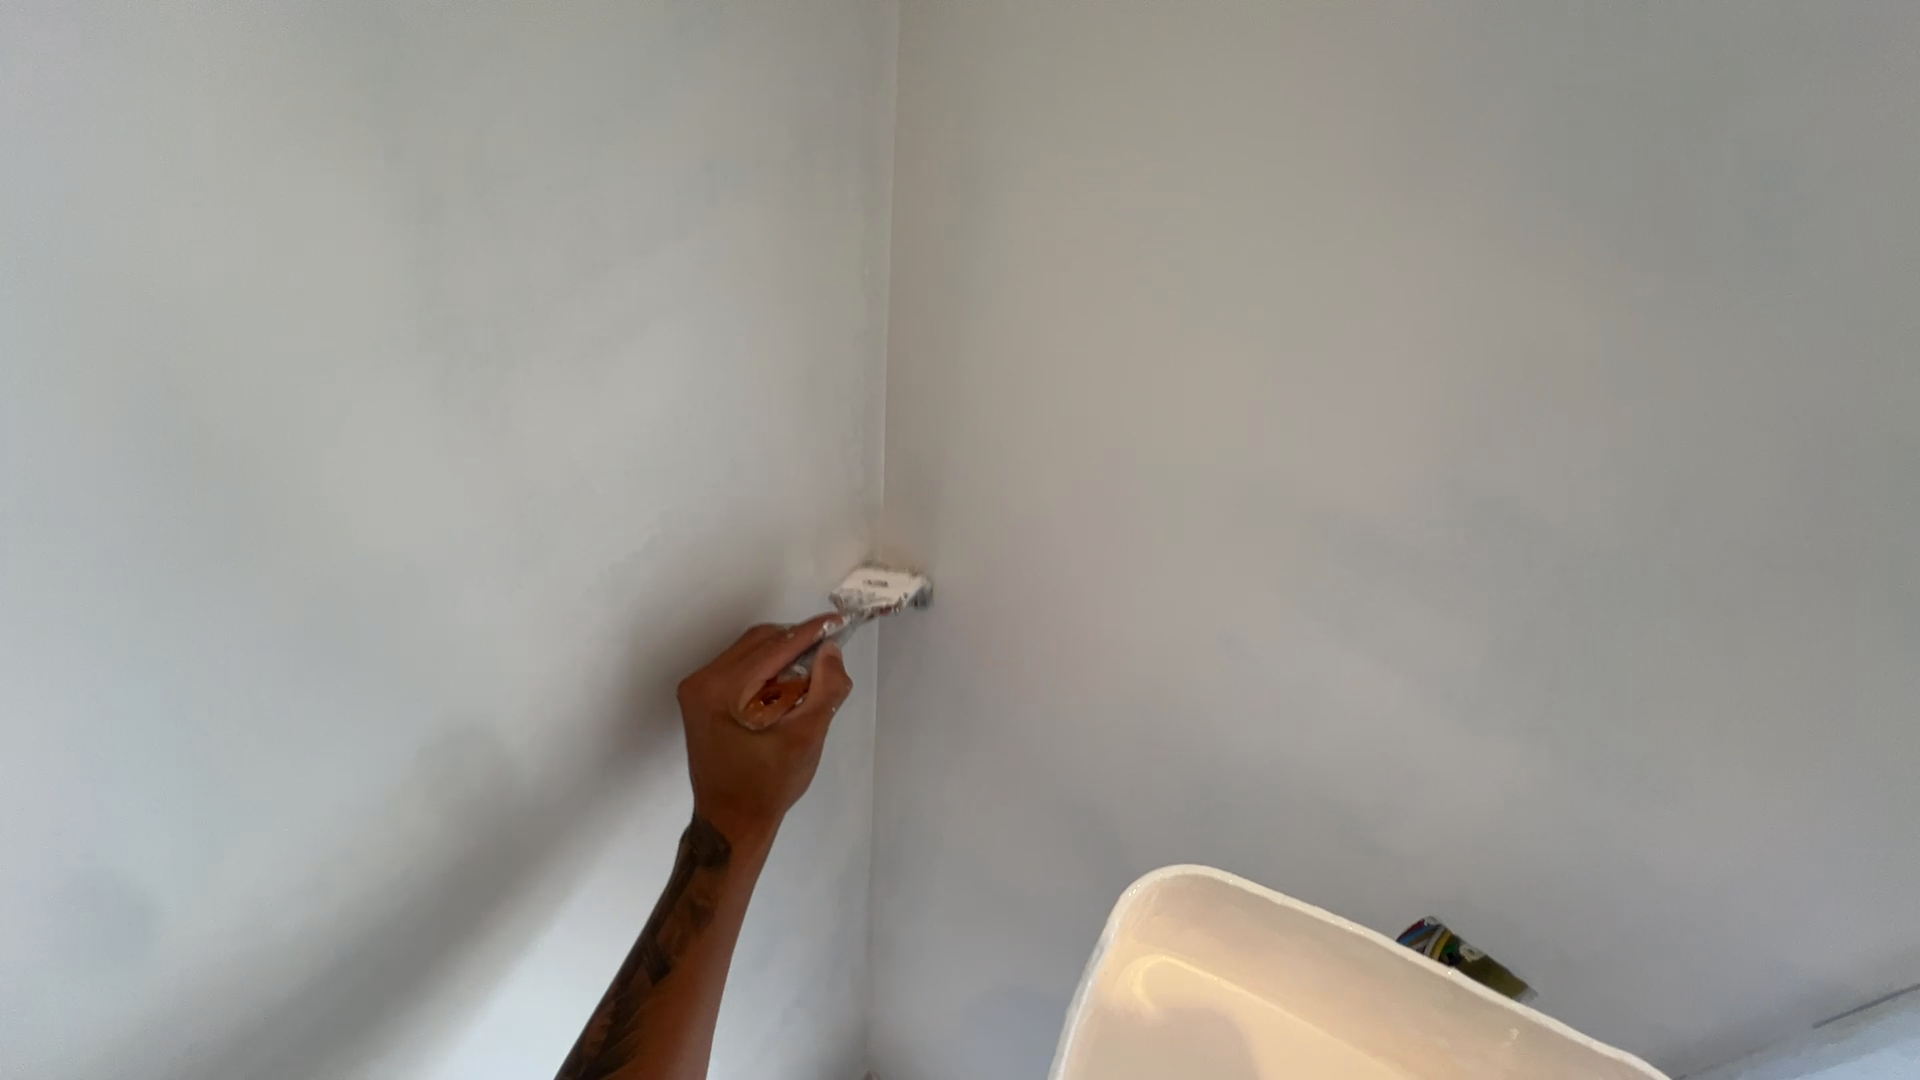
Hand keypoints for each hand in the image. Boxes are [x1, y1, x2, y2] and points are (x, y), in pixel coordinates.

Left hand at [675, 614, 854, 845]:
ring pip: (750, 649)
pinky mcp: (701, 697)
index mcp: (722, 690)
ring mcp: (698, 689)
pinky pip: (740, 665)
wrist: (732, 820)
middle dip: (796, 642)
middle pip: (759, 641)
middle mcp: (702, 682)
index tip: (839, 622)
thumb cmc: (769, 785)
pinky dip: (768, 667)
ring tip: (811, 674)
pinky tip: (787, 686)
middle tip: (828, 654)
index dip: (810, 632)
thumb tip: (831, 650)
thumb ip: (825, 689)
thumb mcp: (807, 737)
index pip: (774, 647)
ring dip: (782, 654)